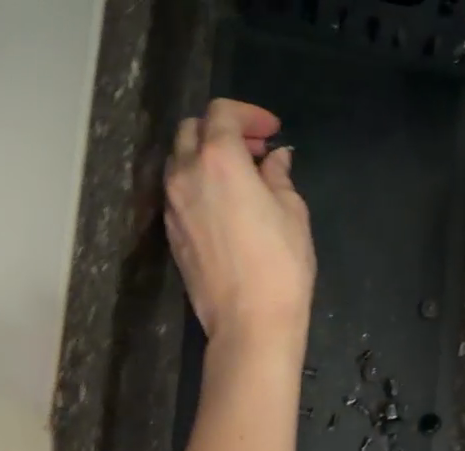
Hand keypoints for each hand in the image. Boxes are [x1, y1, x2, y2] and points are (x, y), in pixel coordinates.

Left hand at [164, 99, 314, 346]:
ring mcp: (173, 206)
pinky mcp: (171, 234)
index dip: (249, 114)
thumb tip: (276, 160)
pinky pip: (178, 193)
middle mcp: (186, 174)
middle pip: (192, 130)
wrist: (249, 323)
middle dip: (222, 130)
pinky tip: (224, 205)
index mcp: (219, 158)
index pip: (222, 113)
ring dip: (205, 157)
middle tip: (255, 151)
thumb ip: (279, 178)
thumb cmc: (280, 266)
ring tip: (238, 178)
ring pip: (179, 161)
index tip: (272, 132)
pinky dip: (198, 185)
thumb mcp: (292, 213)